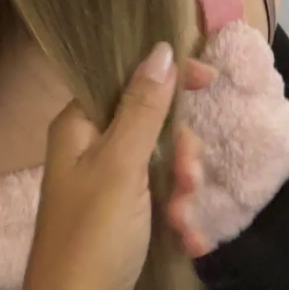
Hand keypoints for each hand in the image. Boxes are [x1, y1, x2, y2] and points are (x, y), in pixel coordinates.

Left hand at [22, 43, 217, 289]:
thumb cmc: (92, 234)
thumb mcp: (121, 165)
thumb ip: (143, 107)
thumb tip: (161, 48)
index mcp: (78, 125)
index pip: (125, 78)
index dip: (166, 75)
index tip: (209, 79)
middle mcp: (89, 147)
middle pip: (149, 123)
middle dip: (180, 151)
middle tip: (190, 178)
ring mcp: (105, 185)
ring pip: (160, 164)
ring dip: (182, 190)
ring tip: (185, 223)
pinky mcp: (120, 218)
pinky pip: (158, 200)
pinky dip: (177, 217)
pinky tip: (189, 241)